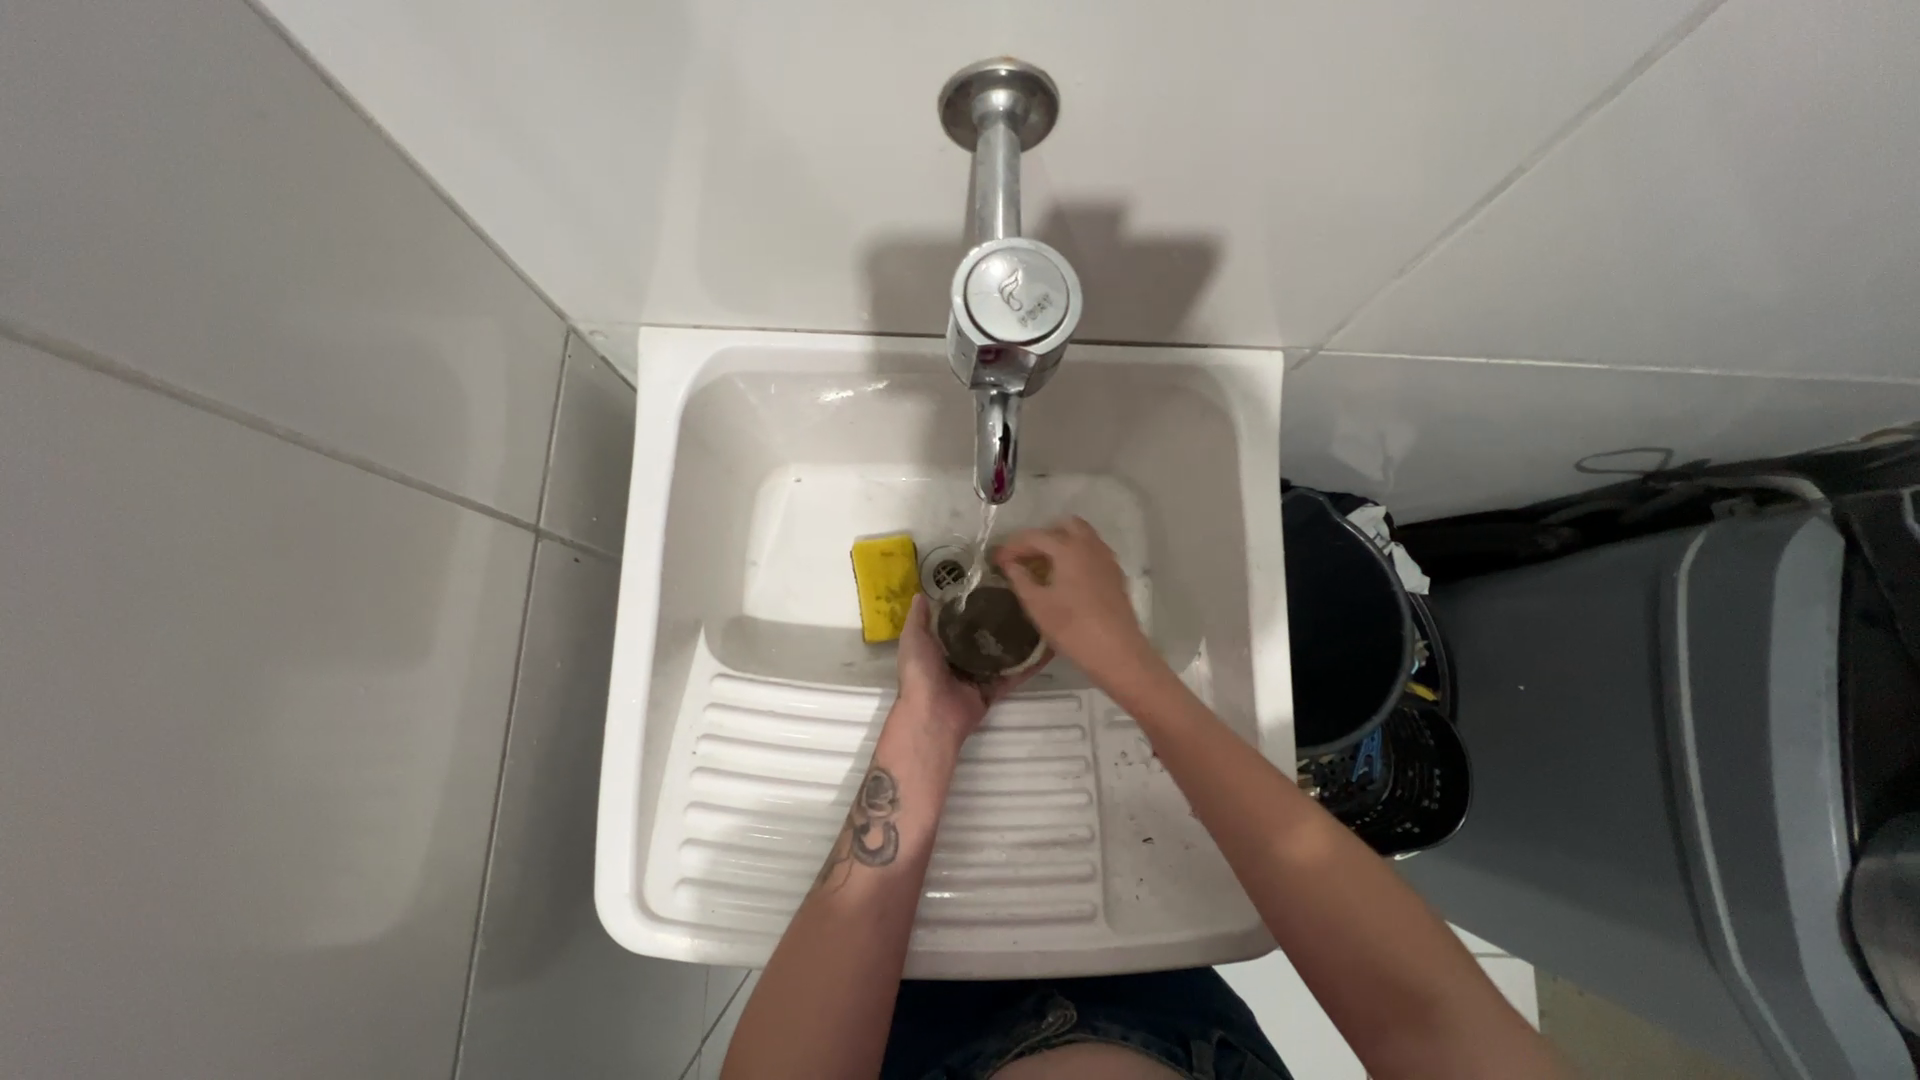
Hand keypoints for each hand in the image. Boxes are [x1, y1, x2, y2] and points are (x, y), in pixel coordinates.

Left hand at [894, 592, 1047, 748]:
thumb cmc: (920, 671)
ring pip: (1001, 656)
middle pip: (982, 639)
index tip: (989, 587)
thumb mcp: (914, 638)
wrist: (932, 712)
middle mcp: (958, 661)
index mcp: (939, 648)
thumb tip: (920, 594)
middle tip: (1019, 601)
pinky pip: (1013, 676)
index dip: (970, 608)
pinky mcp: (992, 691)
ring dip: (1017, 642)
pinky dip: (1029, 666)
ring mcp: (977, 677)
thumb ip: (919, 618)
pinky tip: (1047, 649)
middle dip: (997, 623)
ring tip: (1038, 620)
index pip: (957, 624)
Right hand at [994, 517, 1157, 684]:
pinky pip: (1094, 552)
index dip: (1012, 546)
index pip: (1035, 536)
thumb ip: (1020, 579)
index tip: (997, 560)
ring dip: (1061, 544)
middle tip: (1025, 557)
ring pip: (1082, 537)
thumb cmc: (1072, 628)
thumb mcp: (1037, 605)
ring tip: (1044, 566)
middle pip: (1064, 526)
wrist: (1117, 652)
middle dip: (1042, 537)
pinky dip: (1077, 556)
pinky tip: (1067, 578)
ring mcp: (1107, 559)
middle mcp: (1090, 546)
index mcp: (1068, 549)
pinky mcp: (1116, 575)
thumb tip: (1009, 565)